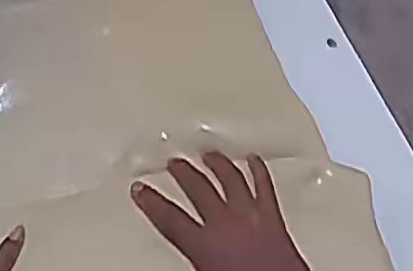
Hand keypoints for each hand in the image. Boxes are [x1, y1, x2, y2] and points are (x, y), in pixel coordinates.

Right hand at [131, 153, 309, 270]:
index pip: (170, 220)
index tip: (140, 188)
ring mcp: (250, 214)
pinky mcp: (273, 215)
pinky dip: (257, 168)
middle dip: (183, 172)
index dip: (152, 203)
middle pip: (198, 188)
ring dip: (217, 163)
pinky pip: (263, 184)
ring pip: (229, 178)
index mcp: (205, 245)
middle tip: (173, 161)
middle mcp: (225, 222)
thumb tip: (186, 259)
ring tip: (208, 154)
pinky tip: (252, 157)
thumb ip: (195, 263)